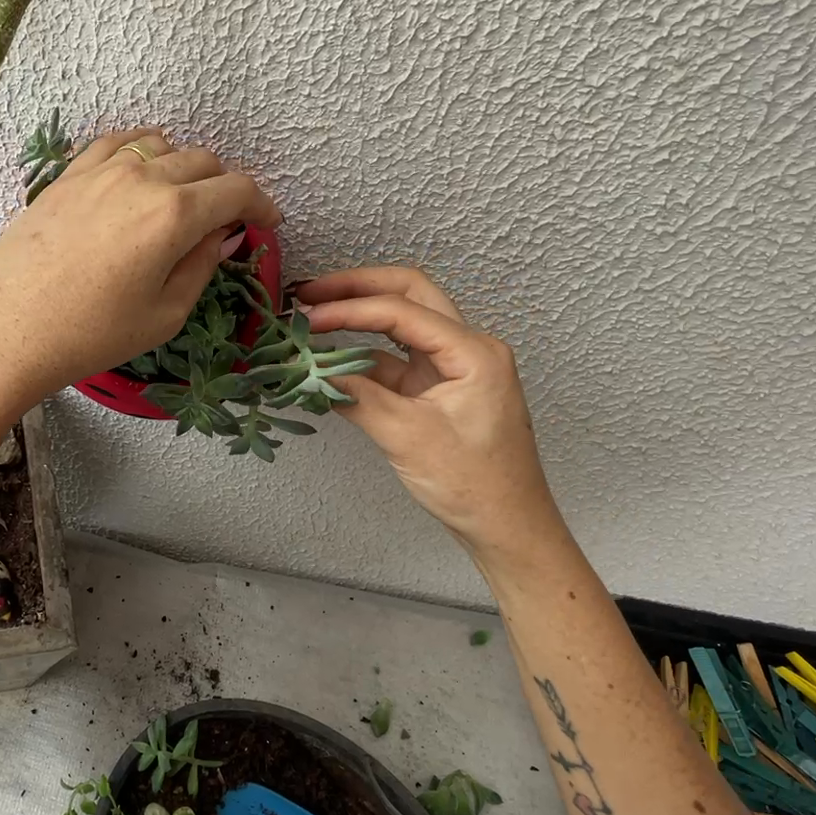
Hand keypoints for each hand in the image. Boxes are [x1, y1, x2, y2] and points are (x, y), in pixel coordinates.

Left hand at [0, 129, 279, 405]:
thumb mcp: (163, 315)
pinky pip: (114, 143)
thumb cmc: (89, 334)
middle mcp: (140, 178)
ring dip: (183, 165)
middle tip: (225, 218)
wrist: (7, 328)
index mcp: (174, 214)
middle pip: (202, 161)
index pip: (236, 190)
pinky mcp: (66, 176)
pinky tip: (138, 170)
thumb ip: (200, 266)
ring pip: (160, 144)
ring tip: (181, 196)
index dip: (261, 204)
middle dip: (225, 187)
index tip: (266, 222)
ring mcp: (99, 171)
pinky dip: (139, 150)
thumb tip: (219, 236)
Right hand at [294, 267, 566, 558]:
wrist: (507, 528)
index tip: (308, 317)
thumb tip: (309, 369)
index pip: (401, 311)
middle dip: (356, 287)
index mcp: (473, 353)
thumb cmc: (474, 485)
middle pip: (407, 294)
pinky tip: (327, 360)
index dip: (349, 308)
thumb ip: (356, 395)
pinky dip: (359, 354)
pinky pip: (393, 357)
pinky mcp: (434, 386)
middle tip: (310, 292)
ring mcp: (450, 366)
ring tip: (313, 315)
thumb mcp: (406, 436)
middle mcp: (466, 348)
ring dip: (357, 314)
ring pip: (400, 321)